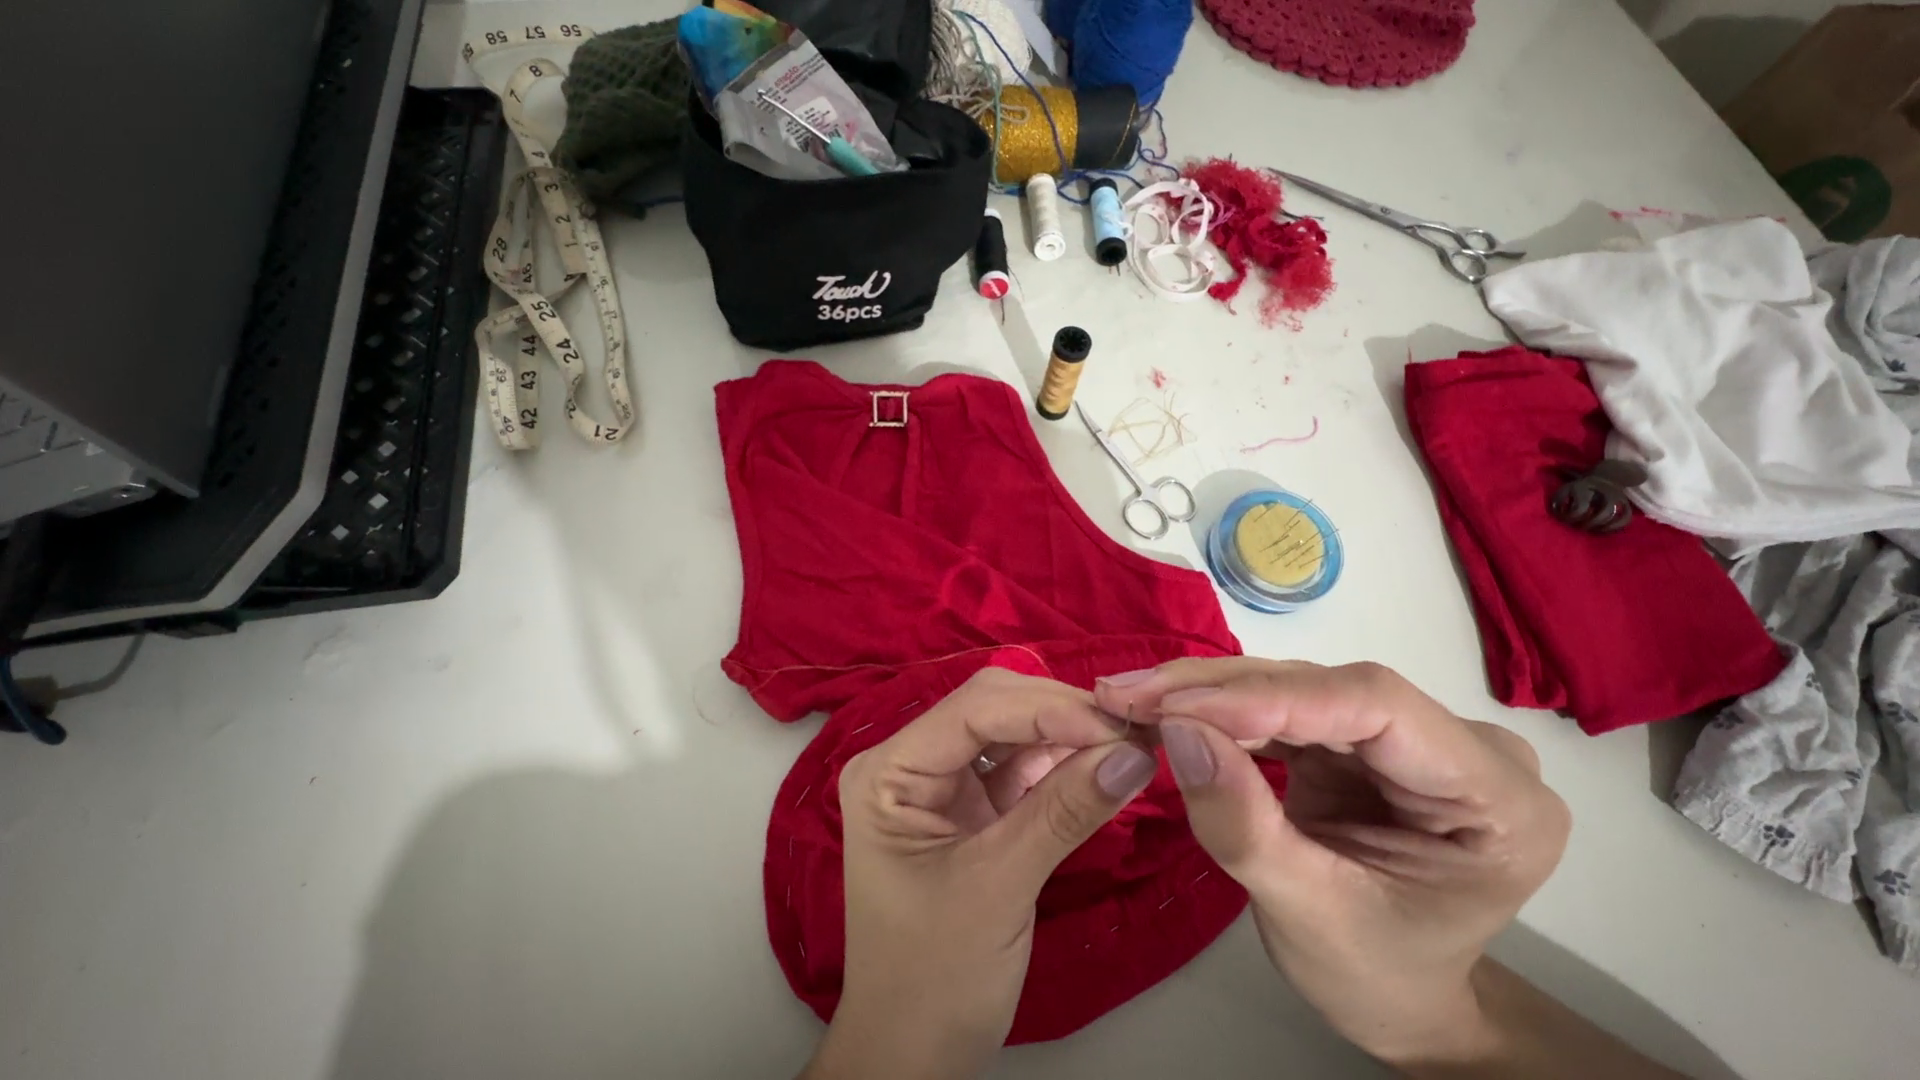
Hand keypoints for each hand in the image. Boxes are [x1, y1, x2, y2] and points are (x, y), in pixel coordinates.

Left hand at [802, 667, 1159, 1079]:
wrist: (915, 1051)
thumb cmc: (935, 976)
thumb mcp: (999, 888)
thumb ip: (1063, 813)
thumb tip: (1134, 754)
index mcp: (889, 772)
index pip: (973, 711)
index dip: (1048, 708)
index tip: (1120, 725)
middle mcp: (911, 764)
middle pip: (993, 708)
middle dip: (1061, 714)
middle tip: (1134, 730)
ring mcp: (943, 786)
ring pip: (1013, 733)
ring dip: (1069, 734)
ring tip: (1131, 742)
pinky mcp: (974, 810)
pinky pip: (1024, 770)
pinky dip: (1065, 765)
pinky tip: (1105, 765)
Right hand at [1093, 659, 1571, 1067]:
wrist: (1395, 998)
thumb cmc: (1372, 975)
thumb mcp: (1306, 912)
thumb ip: (1243, 825)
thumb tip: (1177, 731)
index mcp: (1497, 799)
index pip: (1377, 708)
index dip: (1272, 697)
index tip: (1175, 707)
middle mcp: (1465, 749)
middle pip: (1333, 690)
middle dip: (1223, 691)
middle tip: (1130, 692)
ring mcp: (1412, 739)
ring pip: (1301, 690)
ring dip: (1211, 693)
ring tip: (1133, 695)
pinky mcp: (1364, 741)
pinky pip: (1287, 709)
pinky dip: (1222, 711)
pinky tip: (1168, 709)